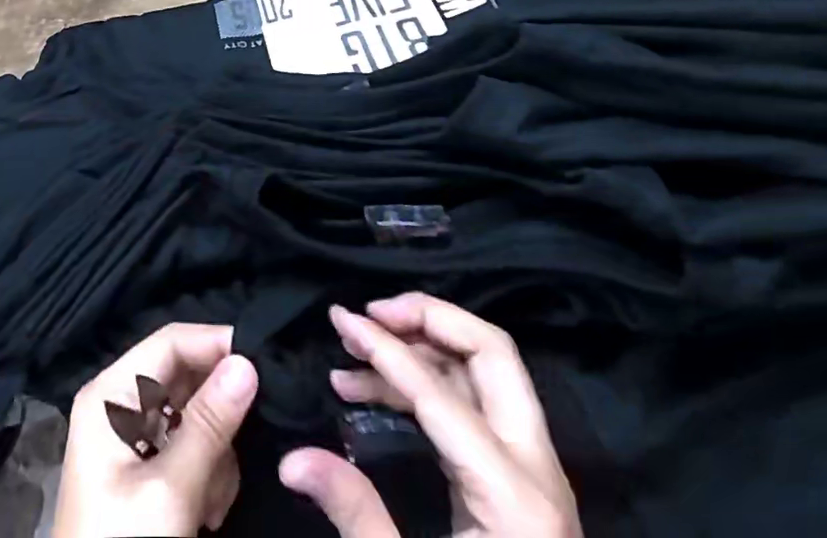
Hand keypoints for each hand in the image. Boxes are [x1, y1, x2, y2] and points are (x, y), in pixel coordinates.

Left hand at [55, 323, 259, 537]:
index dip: (217, 343)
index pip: (170, 342)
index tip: (269, 361)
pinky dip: (210, 478)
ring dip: (216, 457)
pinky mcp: (153, 469)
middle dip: (218, 417)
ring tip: (206, 502)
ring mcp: (137, 437)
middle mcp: (121, 404)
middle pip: (187, 378)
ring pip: (199, 418)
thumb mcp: (169, 490)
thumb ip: (210, 425)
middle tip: (236, 451)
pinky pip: (197, 451)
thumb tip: (247, 362)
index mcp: (111, 394)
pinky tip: (204, 513)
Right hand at [280, 297, 579, 537]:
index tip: (338, 318)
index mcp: (514, 494)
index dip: (382, 347)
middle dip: (428, 318)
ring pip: (482, 372)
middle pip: (492, 353)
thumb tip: (291, 459)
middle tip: (370, 312)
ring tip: (352, 352)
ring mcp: (532, 471)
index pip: (439, 391)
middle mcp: (536, 467)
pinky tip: (372, 390)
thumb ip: (355, 514)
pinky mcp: (517, 480)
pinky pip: (473, 403)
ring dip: (418, 348)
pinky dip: (424, 381)